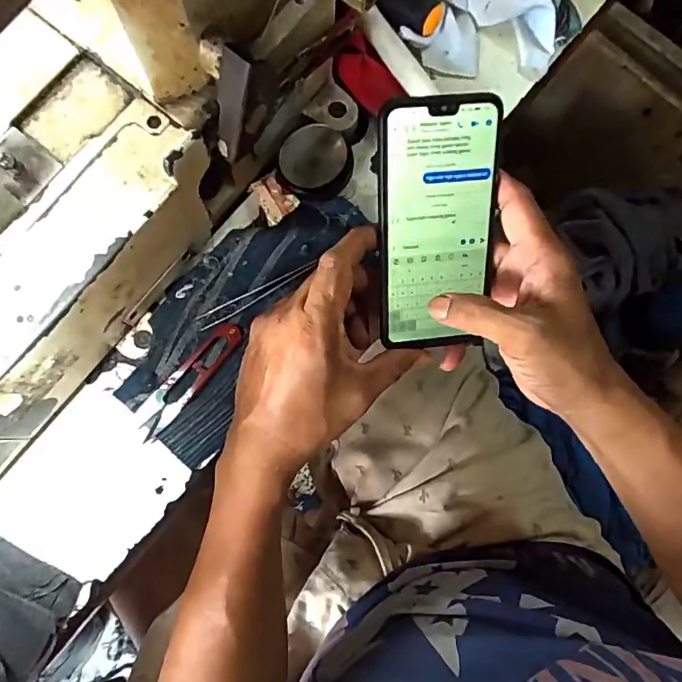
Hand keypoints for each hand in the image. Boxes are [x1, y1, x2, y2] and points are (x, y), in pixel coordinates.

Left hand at [228, 226, 423, 479]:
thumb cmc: (311, 418)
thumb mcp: (361, 390)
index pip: (335, 264)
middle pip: (324, 280)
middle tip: (374, 316)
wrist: (259, 445)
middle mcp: (284, 313)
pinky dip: (312, 319)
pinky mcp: (257, 339)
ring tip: (352, 342)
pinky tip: (325, 349)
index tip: (375, 237)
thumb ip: (394, 362)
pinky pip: (290, 314)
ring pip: (306, 297)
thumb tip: (423, 350)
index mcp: (311, 319)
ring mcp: (266, 325)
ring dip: (334, 306)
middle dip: (354, 288)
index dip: (356, 244)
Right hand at [427, 175, 624, 415]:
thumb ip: (478, 314)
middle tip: (413, 221)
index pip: (517, 207)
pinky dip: (453, 319)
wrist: (581, 397)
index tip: (460, 167)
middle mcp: (525, 268)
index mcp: (541, 258)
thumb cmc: (566, 359)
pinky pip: (470, 307)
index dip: (494, 183)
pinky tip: (434, 336)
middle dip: (452, 231)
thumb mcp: (522, 333)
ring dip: (445, 278)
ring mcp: (512, 292)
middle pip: (484, 238)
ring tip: (408, 271)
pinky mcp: (502, 316)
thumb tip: (433, 302)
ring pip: (471, 273)